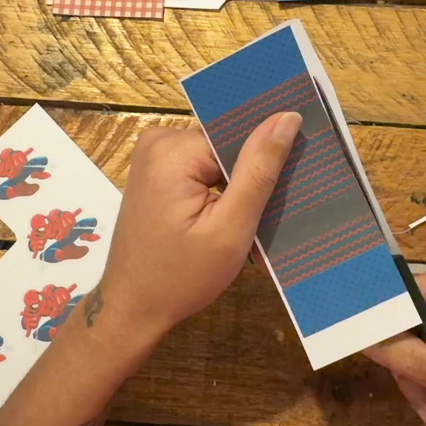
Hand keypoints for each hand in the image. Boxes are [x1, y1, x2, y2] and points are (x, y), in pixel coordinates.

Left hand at [98, 113, 300, 337]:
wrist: (132, 308)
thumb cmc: (181, 277)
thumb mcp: (231, 228)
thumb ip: (259, 170)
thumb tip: (288, 117)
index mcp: (174, 149)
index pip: (239, 133)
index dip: (267, 155)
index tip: (293, 177)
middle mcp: (159, 140)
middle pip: (227, 142)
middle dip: (252, 173)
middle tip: (273, 209)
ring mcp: (153, 154)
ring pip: (217, 155)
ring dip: (238, 184)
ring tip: (253, 219)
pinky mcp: (155, 170)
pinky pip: (201, 167)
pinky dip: (220, 189)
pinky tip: (230, 217)